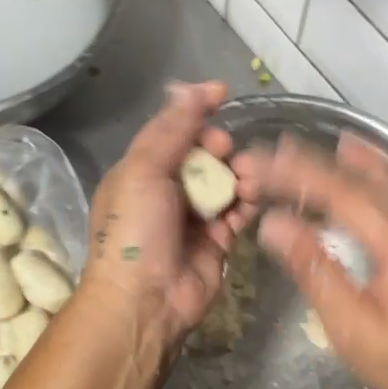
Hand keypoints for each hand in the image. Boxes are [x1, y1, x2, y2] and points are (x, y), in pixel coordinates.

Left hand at [78, 81, 254, 358]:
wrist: (144, 301)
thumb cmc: (135, 230)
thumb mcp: (144, 169)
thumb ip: (172, 128)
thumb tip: (196, 87)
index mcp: (141, 171)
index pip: (173, 131)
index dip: (197, 113)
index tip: (223, 96)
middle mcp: (167, 191)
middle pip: (204, 155)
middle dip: (221, 147)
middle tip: (227, 153)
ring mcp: (193, 218)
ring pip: (225, 182)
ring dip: (240, 174)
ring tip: (248, 179)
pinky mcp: (217, 242)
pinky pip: (239, 212)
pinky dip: (247, 202)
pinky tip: (252, 199)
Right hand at [234, 132, 387, 388]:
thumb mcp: (356, 331)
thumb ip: (316, 272)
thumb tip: (274, 224)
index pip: (341, 191)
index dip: (295, 173)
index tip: (258, 162)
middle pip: (360, 177)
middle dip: (308, 163)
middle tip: (265, 154)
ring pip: (382, 176)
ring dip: (335, 163)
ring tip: (292, 150)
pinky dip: (365, 173)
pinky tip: (348, 156)